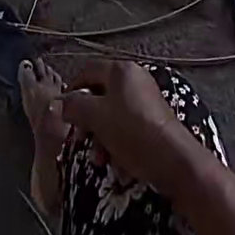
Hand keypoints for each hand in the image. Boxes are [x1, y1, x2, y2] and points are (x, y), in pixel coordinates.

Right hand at [55, 60, 208, 193]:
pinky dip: (118, 142)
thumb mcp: (97, 118)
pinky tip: (118, 164)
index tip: (63, 112)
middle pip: (100, 95)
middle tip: (81, 140)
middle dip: (88, 121)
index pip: (88, 71)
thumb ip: (75, 107)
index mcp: (121, 70)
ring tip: (101, 159)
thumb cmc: (132, 132)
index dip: (72, 90)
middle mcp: (134, 78)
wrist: (173, 159)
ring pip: (112, 115)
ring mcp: (145, 98)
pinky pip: (127, 126)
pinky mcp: (153, 118)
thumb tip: (61, 104)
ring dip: (101, 137)